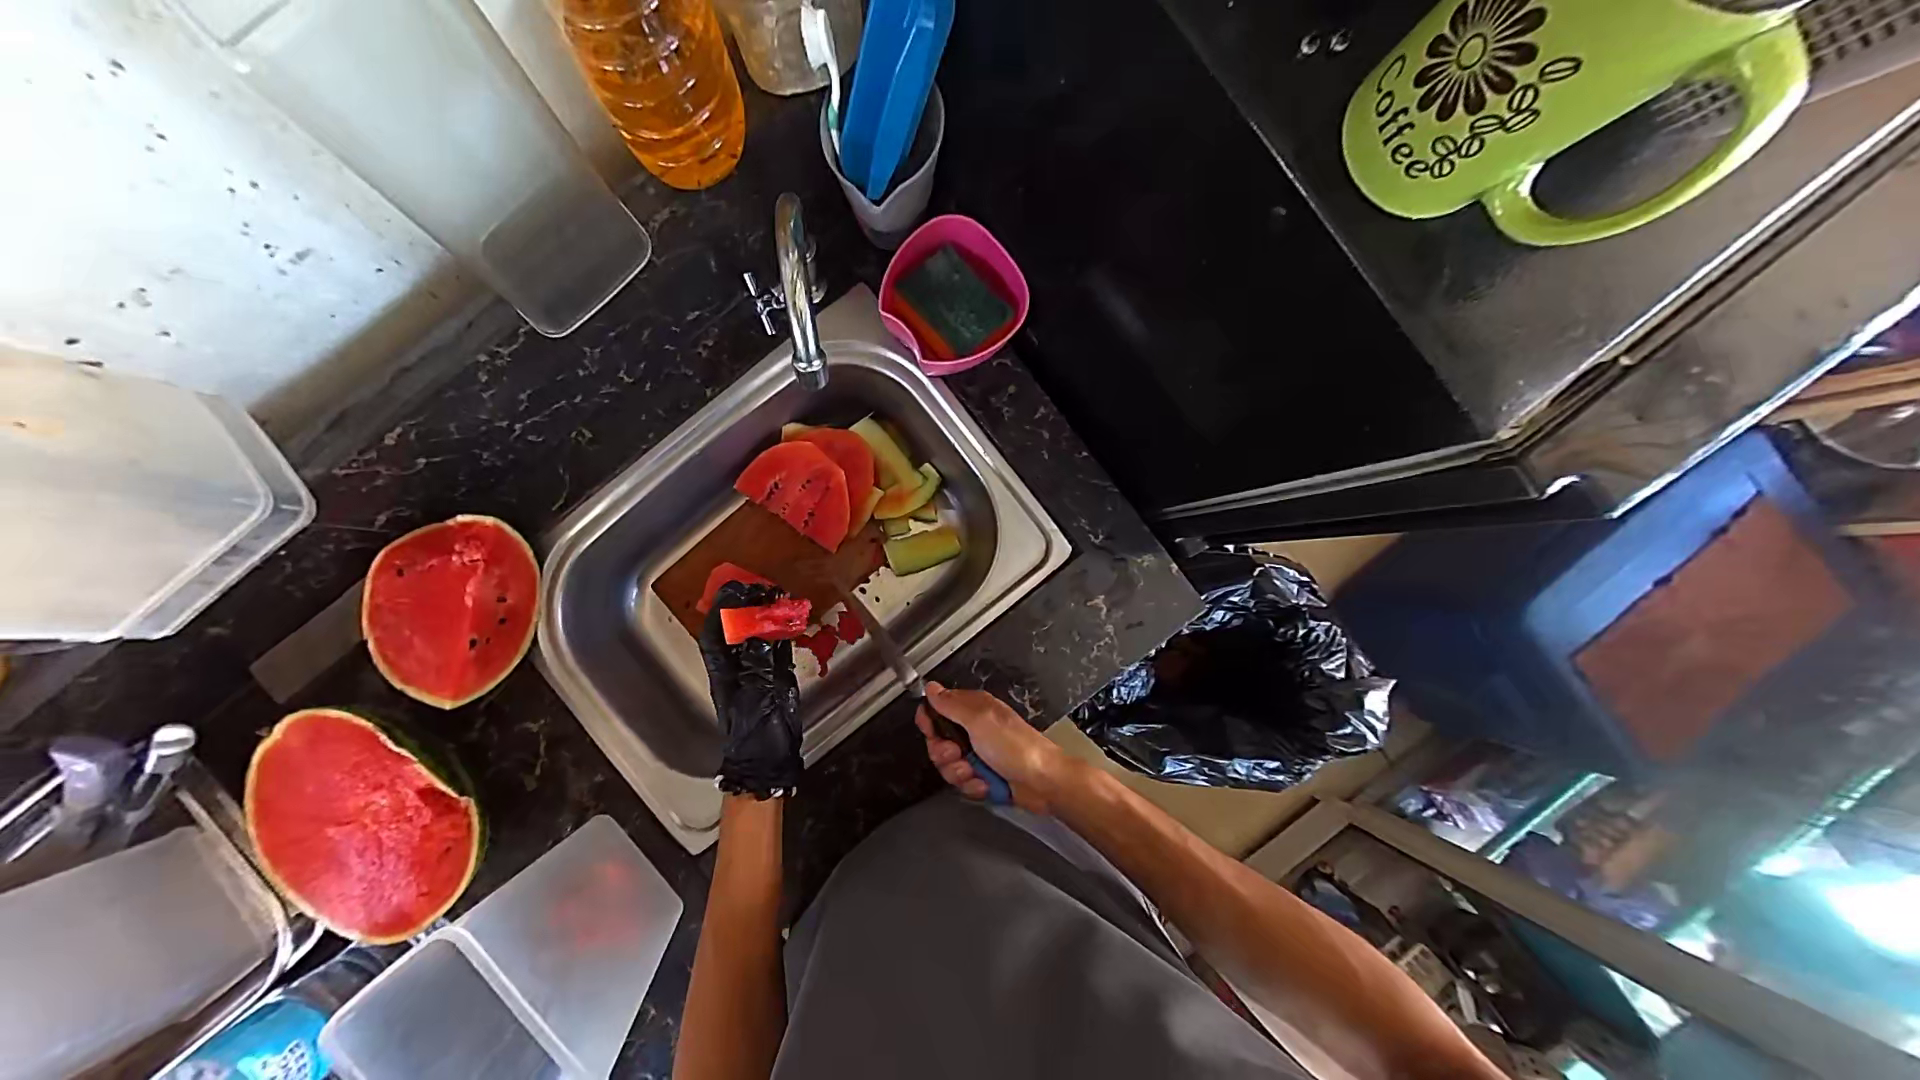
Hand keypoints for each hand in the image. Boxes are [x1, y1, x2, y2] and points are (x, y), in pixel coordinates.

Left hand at [700, 581, 801, 798]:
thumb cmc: (758, 730)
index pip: (717, 631)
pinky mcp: (771, 680)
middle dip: (745, 606)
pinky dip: (778, 633)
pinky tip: (787, 621)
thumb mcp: (758, 694)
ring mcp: (754, 673)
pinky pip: (772, 649)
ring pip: (754, 637)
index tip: (739, 586)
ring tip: (777, 597)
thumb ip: (760, 661)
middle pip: (734, 630)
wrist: (768, 760)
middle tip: (762, 587)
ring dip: (762, 617)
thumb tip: (760, 630)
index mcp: (725, 671)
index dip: (725, 607)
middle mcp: (736, 668)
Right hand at [914, 682, 1077, 813]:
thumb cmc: (1016, 746)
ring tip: (975, 772)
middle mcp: (974, 729)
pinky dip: (972, 786)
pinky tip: (985, 784)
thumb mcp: (979, 719)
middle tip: (958, 754)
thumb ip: (951, 704)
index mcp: (973, 709)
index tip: (932, 733)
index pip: (937, 710)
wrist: (1043, 782)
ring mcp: (978, 754)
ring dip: (959, 773)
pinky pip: (962, 783)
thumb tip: (931, 687)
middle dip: (944, 754)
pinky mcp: (983, 775)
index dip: (930, 723)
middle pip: (938, 742)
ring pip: (948, 765)